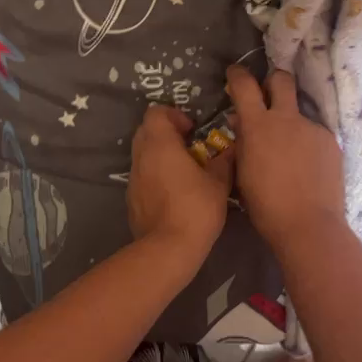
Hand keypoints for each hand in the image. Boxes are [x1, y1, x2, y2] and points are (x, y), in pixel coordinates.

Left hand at [127, 104, 234, 260]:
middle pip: (146, 130)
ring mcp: (133, 178)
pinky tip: (173, 193)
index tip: (192, 131)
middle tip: (189, 147)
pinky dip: (154, 175)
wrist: (167, 249)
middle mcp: (141, 156)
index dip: (174, 115)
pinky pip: (142, 176)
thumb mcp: (218, 182)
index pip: (156, 112)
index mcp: (160, 144)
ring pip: (142, 154)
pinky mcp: (131, 199)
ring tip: (183, 171)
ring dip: (160, 155)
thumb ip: (223, 161)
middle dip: (167, 133)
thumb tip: (230, 149)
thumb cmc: (195, 209)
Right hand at [226, 67, 346, 252]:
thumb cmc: (265, 205)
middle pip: (282, 80)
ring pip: (300, 114)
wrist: (308, 225)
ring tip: (292, 155)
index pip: (245, 85)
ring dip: (292, 125)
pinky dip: (308, 145)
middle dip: (274, 81)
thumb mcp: (242, 172)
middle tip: (269, 95)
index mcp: (258, 125)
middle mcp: (287, 118)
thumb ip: (242, 142)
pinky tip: (308, 169)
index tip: (235, 73)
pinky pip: (314, 135)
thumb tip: (241, 121)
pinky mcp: (331, 141)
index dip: (238, 74)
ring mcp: (312, 128)